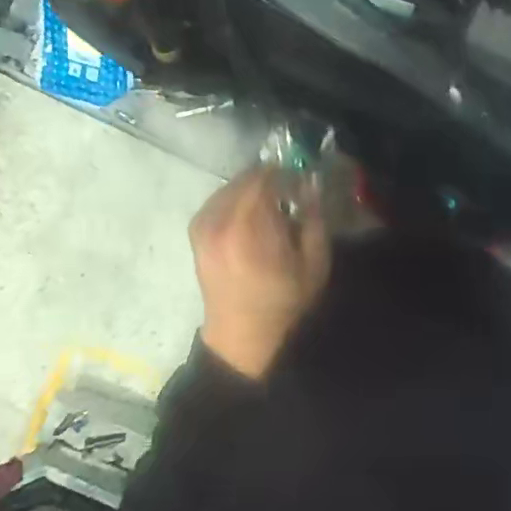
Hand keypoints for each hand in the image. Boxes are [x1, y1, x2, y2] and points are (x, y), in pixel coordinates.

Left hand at [189, 166, 330, 379]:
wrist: (242, 335)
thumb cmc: (283, 303)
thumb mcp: (314, 263)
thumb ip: (314, 218)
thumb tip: (310, 185)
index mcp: (250, 227)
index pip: (266, 178)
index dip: (287, 176)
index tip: (302, 184)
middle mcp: (221, 220)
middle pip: (246, 178)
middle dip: (269, 179)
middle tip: (288, 194)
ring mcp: (203, 224)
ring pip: (230, 186)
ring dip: (251, 188)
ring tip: (269, 206)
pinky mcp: (196, 231)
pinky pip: (216, 199)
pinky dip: (234, 198)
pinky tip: (247, 214)